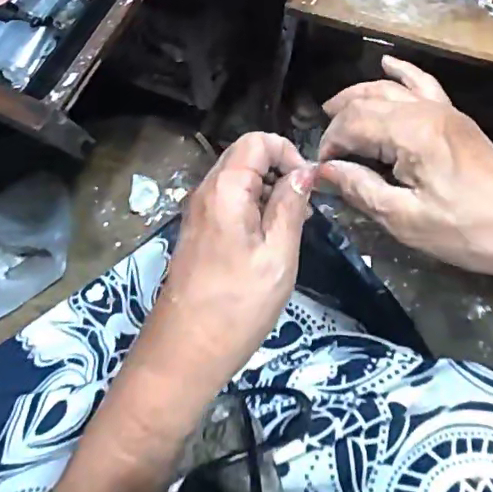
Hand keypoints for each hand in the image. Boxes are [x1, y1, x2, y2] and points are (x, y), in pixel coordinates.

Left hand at [136, 133, 314, 394]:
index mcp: (225, 188)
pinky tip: (269, 239)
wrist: (184, 351)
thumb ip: (290, 206)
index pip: (256, 141)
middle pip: (245, 155)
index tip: (308, 185)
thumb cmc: (236, 305)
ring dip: (268, 189)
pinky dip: (253, 206)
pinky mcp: (197, 229)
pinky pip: (229, 200)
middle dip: (279, 170)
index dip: (287, 152)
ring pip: (238, 178)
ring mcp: (198, 209)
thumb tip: (305, 172)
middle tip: (305, 207)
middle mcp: (206, 190)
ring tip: (293, 226)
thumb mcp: (277, 256)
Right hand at [316, 59, 492, 283]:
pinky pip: (422, 82)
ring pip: (387, 88)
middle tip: (324, 147)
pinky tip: (386, 64)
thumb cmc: (474, 230)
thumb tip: (324, 170)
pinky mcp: (454, 116)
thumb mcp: (409, 220)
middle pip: (365, 102)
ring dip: (357, 95)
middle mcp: (423, 110)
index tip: (322, 170)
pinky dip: (401, 71)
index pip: (352, 124)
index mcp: (410, 133)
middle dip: (338, 121)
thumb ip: (361, 190)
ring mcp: (441, 109)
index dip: (330, 144)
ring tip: (332, 109)